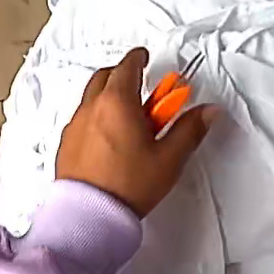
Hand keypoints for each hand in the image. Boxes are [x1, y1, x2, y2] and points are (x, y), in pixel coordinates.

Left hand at [55, 47, 217, 216]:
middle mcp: (92, 107)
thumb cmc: (127, 186)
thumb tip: (207, 112)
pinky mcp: (67, 144)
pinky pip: (83, 120)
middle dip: (124, 76)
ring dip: (111, 99)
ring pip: (93, 98)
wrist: (90, 215)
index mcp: (118, 102)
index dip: (140, 59)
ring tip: (131, 122)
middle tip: (143, 90)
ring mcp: (76, 125)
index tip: (146, 59)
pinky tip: (113, 141)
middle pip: (107, 77)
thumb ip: (189, 130)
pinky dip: (98, 119)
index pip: (128, 66)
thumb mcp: (169, 158)